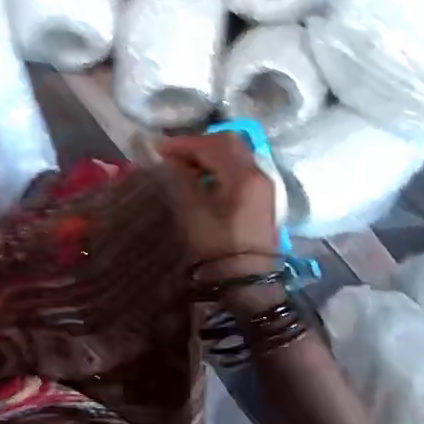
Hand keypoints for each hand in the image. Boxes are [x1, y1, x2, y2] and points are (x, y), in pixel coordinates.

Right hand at [158, 133, 279, 279]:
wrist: (249, 281)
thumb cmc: (218, 248)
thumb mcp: (192, 212)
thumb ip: (180, 179)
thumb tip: (170, 160)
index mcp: (243, 175)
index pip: (213, 144)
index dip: (183, 143)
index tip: (158, 150)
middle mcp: (259, 173)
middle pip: (228, 143)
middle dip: (198, 145)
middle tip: (171, 155)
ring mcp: (265, 184)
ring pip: (236, 154)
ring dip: (210, 154)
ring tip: (184, 166)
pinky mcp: (263, 196)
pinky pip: (241, 168)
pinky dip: (221, 165)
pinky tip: (203, 178)